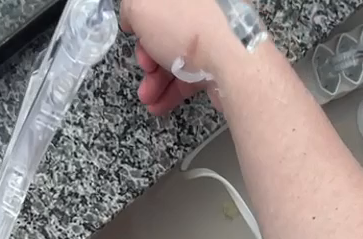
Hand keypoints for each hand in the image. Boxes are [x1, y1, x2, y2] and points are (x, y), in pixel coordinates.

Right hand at [119, 0, 247, 114]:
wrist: (232, 59)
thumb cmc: (186, 26)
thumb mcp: (141, 5)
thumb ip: (130, 8)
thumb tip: (132, 18)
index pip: (159, 3)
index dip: (143, 19)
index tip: (135, 35)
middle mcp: (206, 4)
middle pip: (168, 28)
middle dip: (149, 55)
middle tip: (144, 69)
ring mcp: (217, 30)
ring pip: (180, 53)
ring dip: (158, 79)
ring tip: (148, 98)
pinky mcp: (224, 57)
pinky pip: (194, 72)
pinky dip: (175, 89)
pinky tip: (160, 105)